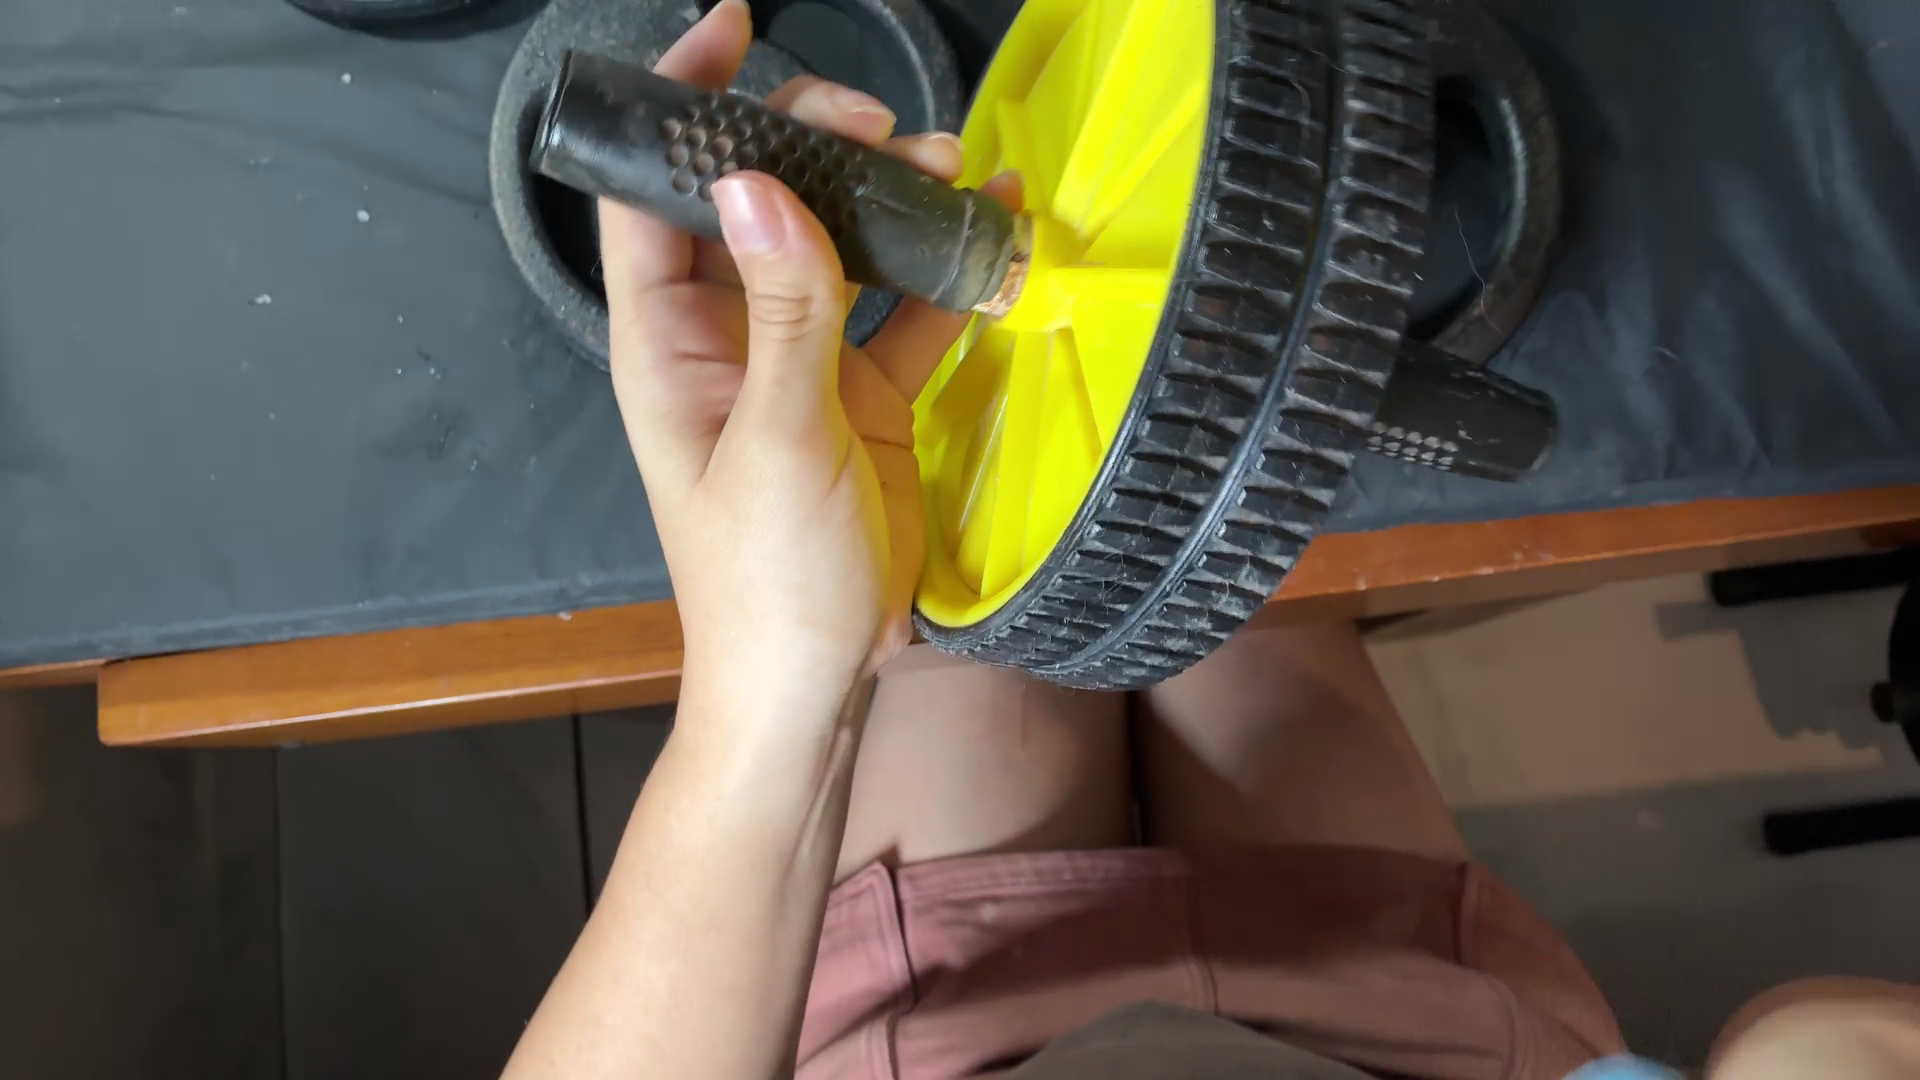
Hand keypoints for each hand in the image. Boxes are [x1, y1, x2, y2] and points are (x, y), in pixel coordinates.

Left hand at [601, 0, 976, 701]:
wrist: (819, 668)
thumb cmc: (771, 573)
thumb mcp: (780, 441)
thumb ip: (780, 316)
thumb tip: (758, 187)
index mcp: (671, 344)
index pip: (653, 199)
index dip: (678, 106)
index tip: (734, 29)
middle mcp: (732, 341)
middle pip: (760, 210)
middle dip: (814, 149)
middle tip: (884, 123)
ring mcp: (805, 368)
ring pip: (842, 257)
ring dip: (892, 207)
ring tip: (954, 166)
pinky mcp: (867, 400)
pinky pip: (904, 319)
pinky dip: (943, 281)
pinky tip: (992, 239)